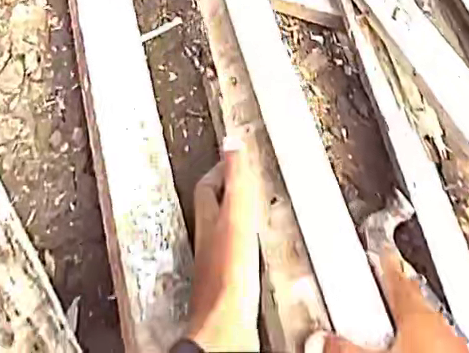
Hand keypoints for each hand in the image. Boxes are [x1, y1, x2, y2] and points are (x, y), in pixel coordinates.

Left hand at [184, 137, 263, 351]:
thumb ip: (235, 179)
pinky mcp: (230, 285)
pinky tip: (260, 250)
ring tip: (258, 209)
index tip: (236, 155)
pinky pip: (236, 254)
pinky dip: (248, 245)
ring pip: (225, 229)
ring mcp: (218, 263)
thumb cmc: (228, 274)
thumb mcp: (235, 214)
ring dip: (239, 217)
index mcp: (209, 218)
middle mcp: (210, 239)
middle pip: (215, 206)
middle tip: (248, 179)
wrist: (227, 328)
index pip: (208, 184)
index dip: (221, 169)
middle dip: (230, 191)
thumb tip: (231, 141)